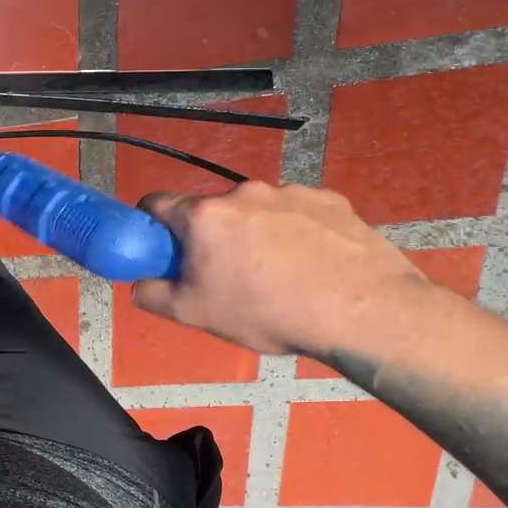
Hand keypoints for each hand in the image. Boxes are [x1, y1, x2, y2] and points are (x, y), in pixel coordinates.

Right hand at [132, 182, 429, 356]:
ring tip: (276, 275)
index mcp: (204, 216)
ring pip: (255, 212)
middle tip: (224, 275)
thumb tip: (141, 284)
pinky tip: (310, 265)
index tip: (164, 253)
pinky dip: (294, 233)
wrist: (365, 313)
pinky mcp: (333, 201)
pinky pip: (297, 214)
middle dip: (210, 237)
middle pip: (210, 211)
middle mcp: (245, 193)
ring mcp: (293, 193)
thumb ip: (151, 295)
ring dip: (253, 234)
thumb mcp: (192, 315)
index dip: (152, 227)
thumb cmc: (267, 312)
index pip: (156, 204)